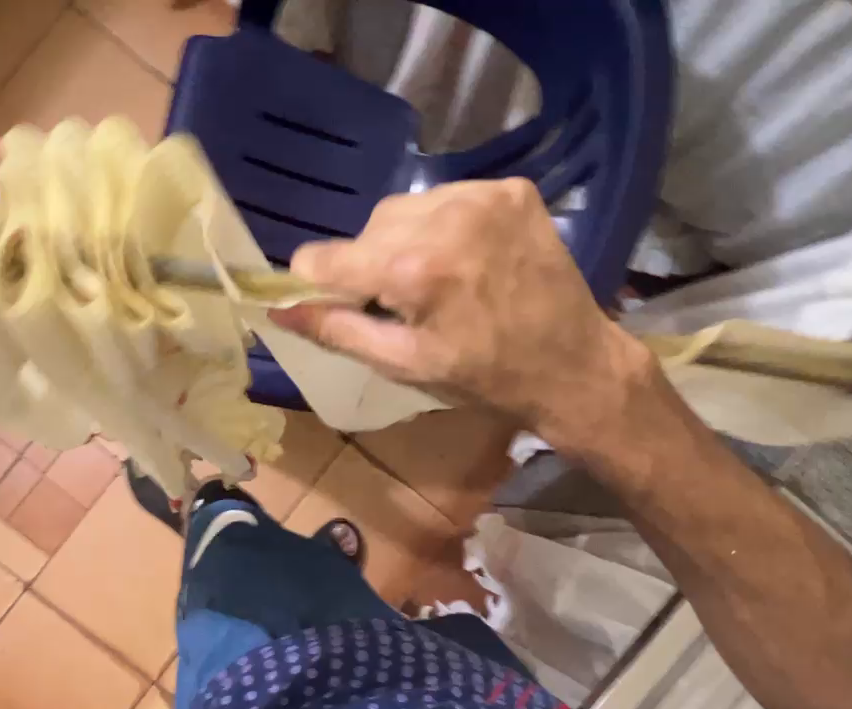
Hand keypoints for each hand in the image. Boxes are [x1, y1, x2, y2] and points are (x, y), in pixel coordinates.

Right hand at [271, 179, 661, 441]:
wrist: (572, 363)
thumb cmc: (483, 376)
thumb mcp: (404, 364)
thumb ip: (338, 331)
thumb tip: (279, 311)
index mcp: (413, 271)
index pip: (327, 257)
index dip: (315, 279)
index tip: (321, 296)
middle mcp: (443, 219)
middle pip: (367, 229)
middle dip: (368, 263)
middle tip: (397, 302)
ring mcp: (482, 197)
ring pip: (404, 208)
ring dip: (403, 240)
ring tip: (433, 278)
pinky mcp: (511, 189)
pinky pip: (447, 197)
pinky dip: (442, 225)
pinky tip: (463, 258)